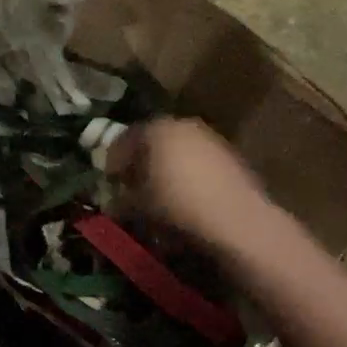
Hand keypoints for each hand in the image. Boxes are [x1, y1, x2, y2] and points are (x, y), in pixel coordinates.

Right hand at [104, 117, 276, 253]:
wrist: (238, 221)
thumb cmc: (179, 206)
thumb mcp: (141, 205)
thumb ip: (123, 199)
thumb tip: (114, 200)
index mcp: (156, 128)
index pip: (125, 139)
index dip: (113, 161)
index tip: (108, 180)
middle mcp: (183, 125)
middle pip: (153, 141)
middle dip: (141, 162)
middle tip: (133, 187)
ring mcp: (210, 139)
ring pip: (179, 151)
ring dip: (167, 169)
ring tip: (160, 196)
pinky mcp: (231, 158)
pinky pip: (200, 164)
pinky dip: (190, 177)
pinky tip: (188, 200)